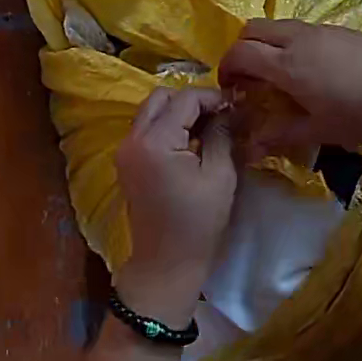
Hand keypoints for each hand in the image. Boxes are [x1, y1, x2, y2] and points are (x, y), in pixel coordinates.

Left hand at [113, 86, 235, 323]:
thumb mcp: (219, 175)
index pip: (185, 98)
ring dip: (179, 112)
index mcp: (155, 141)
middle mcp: (132, 140)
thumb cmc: (198, 222)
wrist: (167, 263)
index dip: (212, 97)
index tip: (236, 105)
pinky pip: (146, 129)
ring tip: (208, 128)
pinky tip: (191, 142)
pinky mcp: (127, 162)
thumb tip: (227, 110)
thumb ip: (220, 135)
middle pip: (161, 97)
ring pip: (151, 111)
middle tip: (220, 115)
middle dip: (192, 100)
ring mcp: (125, 151)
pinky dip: (168, 126)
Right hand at [218, 19, 361, 157]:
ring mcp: (322, 30)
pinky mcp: (341, 29)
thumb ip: (282, 135)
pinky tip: (311, 71)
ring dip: (267, 44)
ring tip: (279, 76)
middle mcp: (299, 39)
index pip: (240, 52)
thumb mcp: (320, 131)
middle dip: (241, 49)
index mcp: (287, 64)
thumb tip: (252, 145)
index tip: (230, 90)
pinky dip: (290, 43)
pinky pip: (302, 29)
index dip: (226, 68)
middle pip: (254, 28)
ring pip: (280, 25)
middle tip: (249, 79)